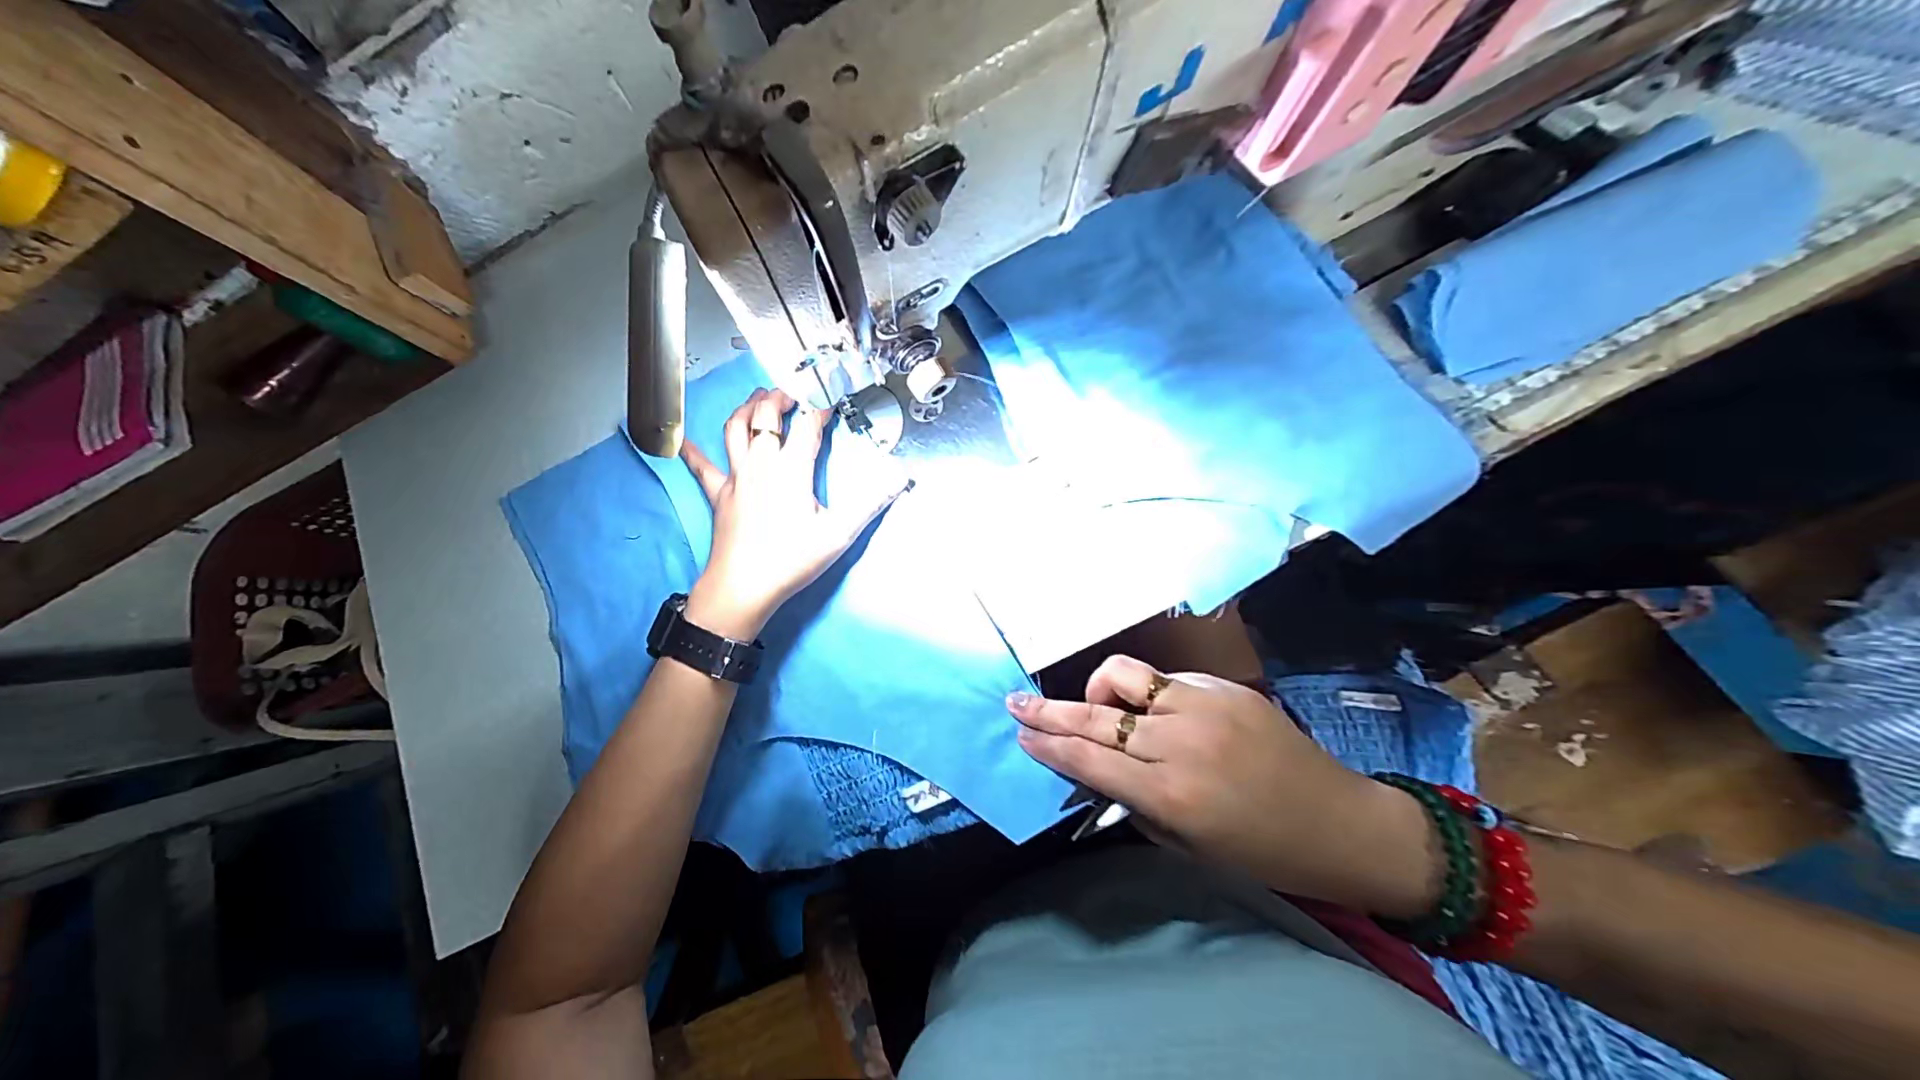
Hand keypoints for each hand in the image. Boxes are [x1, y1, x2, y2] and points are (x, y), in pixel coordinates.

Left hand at [680, 388, 907, 639]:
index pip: (807, 425)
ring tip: (757, 399)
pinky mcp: (718, 494)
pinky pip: (701, 465)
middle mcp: (760, 464)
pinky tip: (683, 439)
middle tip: (792, 393)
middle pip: (765, 415)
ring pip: (735, 428)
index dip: (820, 408)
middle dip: (780, 397)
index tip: (830, 400)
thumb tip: (898, 478)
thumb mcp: (839, 533)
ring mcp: (736, 477)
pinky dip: (693, 449)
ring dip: (747, 408)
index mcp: (791, 469)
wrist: (744, 587)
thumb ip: (870, 502)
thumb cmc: (789, 560)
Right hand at [1008, 655, 1441, 917]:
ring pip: (1126, 675)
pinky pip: (1166, 679)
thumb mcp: (1187, 844)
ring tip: (1094, 706)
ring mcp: (1204, 705)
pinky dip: (1147, 694)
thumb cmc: (1261, 851)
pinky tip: (1153, 712)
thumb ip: (1133, 803)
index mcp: (1169, 793)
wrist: (1341, 823)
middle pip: (1094, 716)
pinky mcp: (1226, 687)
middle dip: (1048, 711)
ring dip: (1098, 689)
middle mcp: (1179, 741)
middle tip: (1017, 703)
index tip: (1021, 734)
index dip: (1048, 745)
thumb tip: (1094, 768)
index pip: (1087, 759)